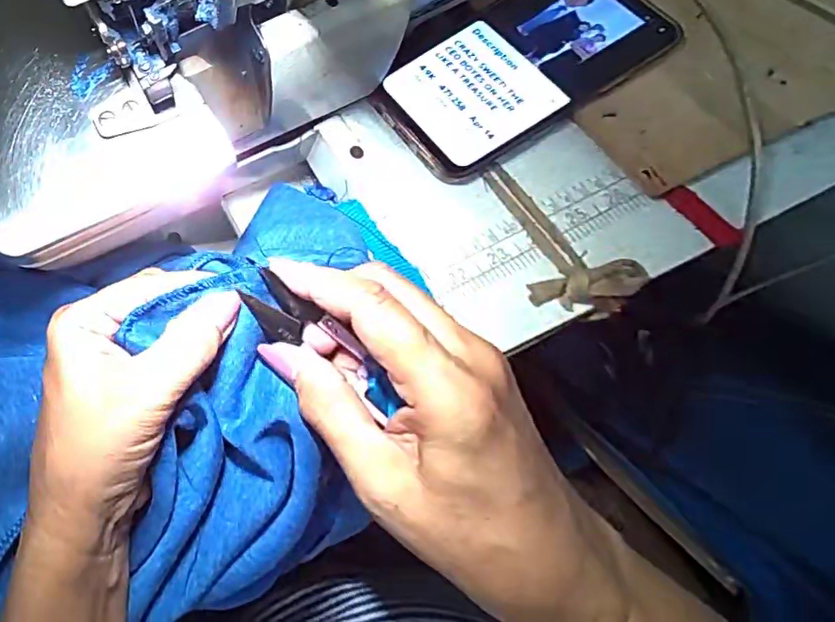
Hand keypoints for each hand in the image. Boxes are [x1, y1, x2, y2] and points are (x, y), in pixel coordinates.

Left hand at [5, 269, 239, 621]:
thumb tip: (230, 298)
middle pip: (155, 307)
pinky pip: (167, 357)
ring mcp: (110, 357)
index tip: (235, 286)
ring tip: (237, 325)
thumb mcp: (146, 392)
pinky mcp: (128, 383)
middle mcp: (93, 331)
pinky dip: (192, 357)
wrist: (83, 524)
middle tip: (241, 308)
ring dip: (197, 334)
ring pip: (165, 332)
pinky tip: (219, 353)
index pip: (143, 288)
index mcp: (80, 321)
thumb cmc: (98, 451)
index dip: (190, 286)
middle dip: (195, 310)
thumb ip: (189, 343)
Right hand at [257, 260, 714, 621]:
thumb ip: (329, 409)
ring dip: (353, 310)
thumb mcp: (383, 485)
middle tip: (301, 336)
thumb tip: (284, 353)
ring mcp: (479, 351)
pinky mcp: (478, 358)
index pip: (372, 304)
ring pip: (400, 295)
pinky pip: (415, 317)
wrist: (558, 564)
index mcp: (450, 386)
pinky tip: (362, 367)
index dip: (318, 281)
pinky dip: (376, 325)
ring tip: (329, 360)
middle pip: (387, 283)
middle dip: (332, 292)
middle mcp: (470, 351)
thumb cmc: (472, 539)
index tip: (276, 270)